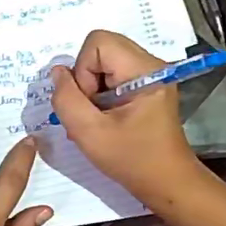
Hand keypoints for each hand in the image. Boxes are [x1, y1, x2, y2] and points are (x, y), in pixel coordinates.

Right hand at [48, 30, 212, 212]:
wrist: (167, 182)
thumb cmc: (133, 161)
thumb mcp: (89, 133)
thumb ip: (66, 99)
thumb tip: (58, 73)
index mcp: (145, 70)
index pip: (98, 43)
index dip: (83, 71)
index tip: (91, 105)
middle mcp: (151, 64)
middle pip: (101, 49)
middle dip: (86, 79)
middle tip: (92, 112)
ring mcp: (150, 75)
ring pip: (104, 62)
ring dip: (92, 89)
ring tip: (98, 120)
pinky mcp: (146, 87)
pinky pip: (113, 76)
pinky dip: (101, 95)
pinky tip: (105, 120)